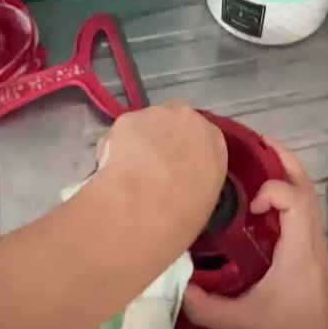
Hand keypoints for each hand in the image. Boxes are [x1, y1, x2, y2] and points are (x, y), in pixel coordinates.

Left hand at [95, 102, 226, 239]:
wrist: (146, 205)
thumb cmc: (183, 214)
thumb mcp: (203, 201)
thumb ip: (195, 181)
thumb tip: (178, 184)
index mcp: (214, 141)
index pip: (202, 140)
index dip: (186, 154)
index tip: (176, 171)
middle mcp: (189, 119)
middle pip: (174, 123)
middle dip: (163, 140)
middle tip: (151, 169)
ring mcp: (157, 114)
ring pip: (146, 125)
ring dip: (138, 142)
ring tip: (128, 173)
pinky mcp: (127, 119)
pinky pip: (122, 133)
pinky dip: (116, 148)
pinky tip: (112, 170)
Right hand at [181, 139, 327, 328]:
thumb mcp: (238, 322)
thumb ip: (205, 304)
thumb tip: (176, 282)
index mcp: (299, 250)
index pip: (296, 199)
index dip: (274, 190)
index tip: (251, 205)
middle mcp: (312, 241)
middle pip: (308, 187)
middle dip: (284, 160)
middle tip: (257, 141)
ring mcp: (316, 245)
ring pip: (309, 197)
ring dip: (288, 173)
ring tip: (260, 159)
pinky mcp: (312, 253)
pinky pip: (305, 210)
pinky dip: (289, 193)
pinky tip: (264, 198)